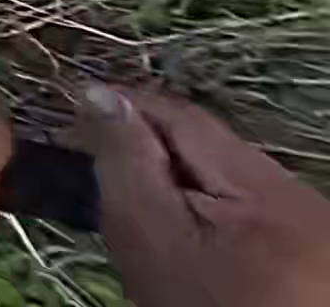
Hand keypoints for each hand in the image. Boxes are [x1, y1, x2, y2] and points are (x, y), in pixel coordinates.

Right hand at [78, 84, 329, 306]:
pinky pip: (248, 194)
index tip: (73, 112)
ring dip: (172, 164)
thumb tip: (98, 92)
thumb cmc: (193, 297)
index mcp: (273, 194)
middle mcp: (312, 200)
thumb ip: (123, 152)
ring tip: (132, 184)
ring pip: (226, 166)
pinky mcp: (318, 243)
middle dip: (147, 139)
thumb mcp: (143, 223)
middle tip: (92, 151)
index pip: (182, 116)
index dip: (123, 104)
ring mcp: (323, 225)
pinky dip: (203, 192)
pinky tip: (178, 211)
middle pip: (209, 141)